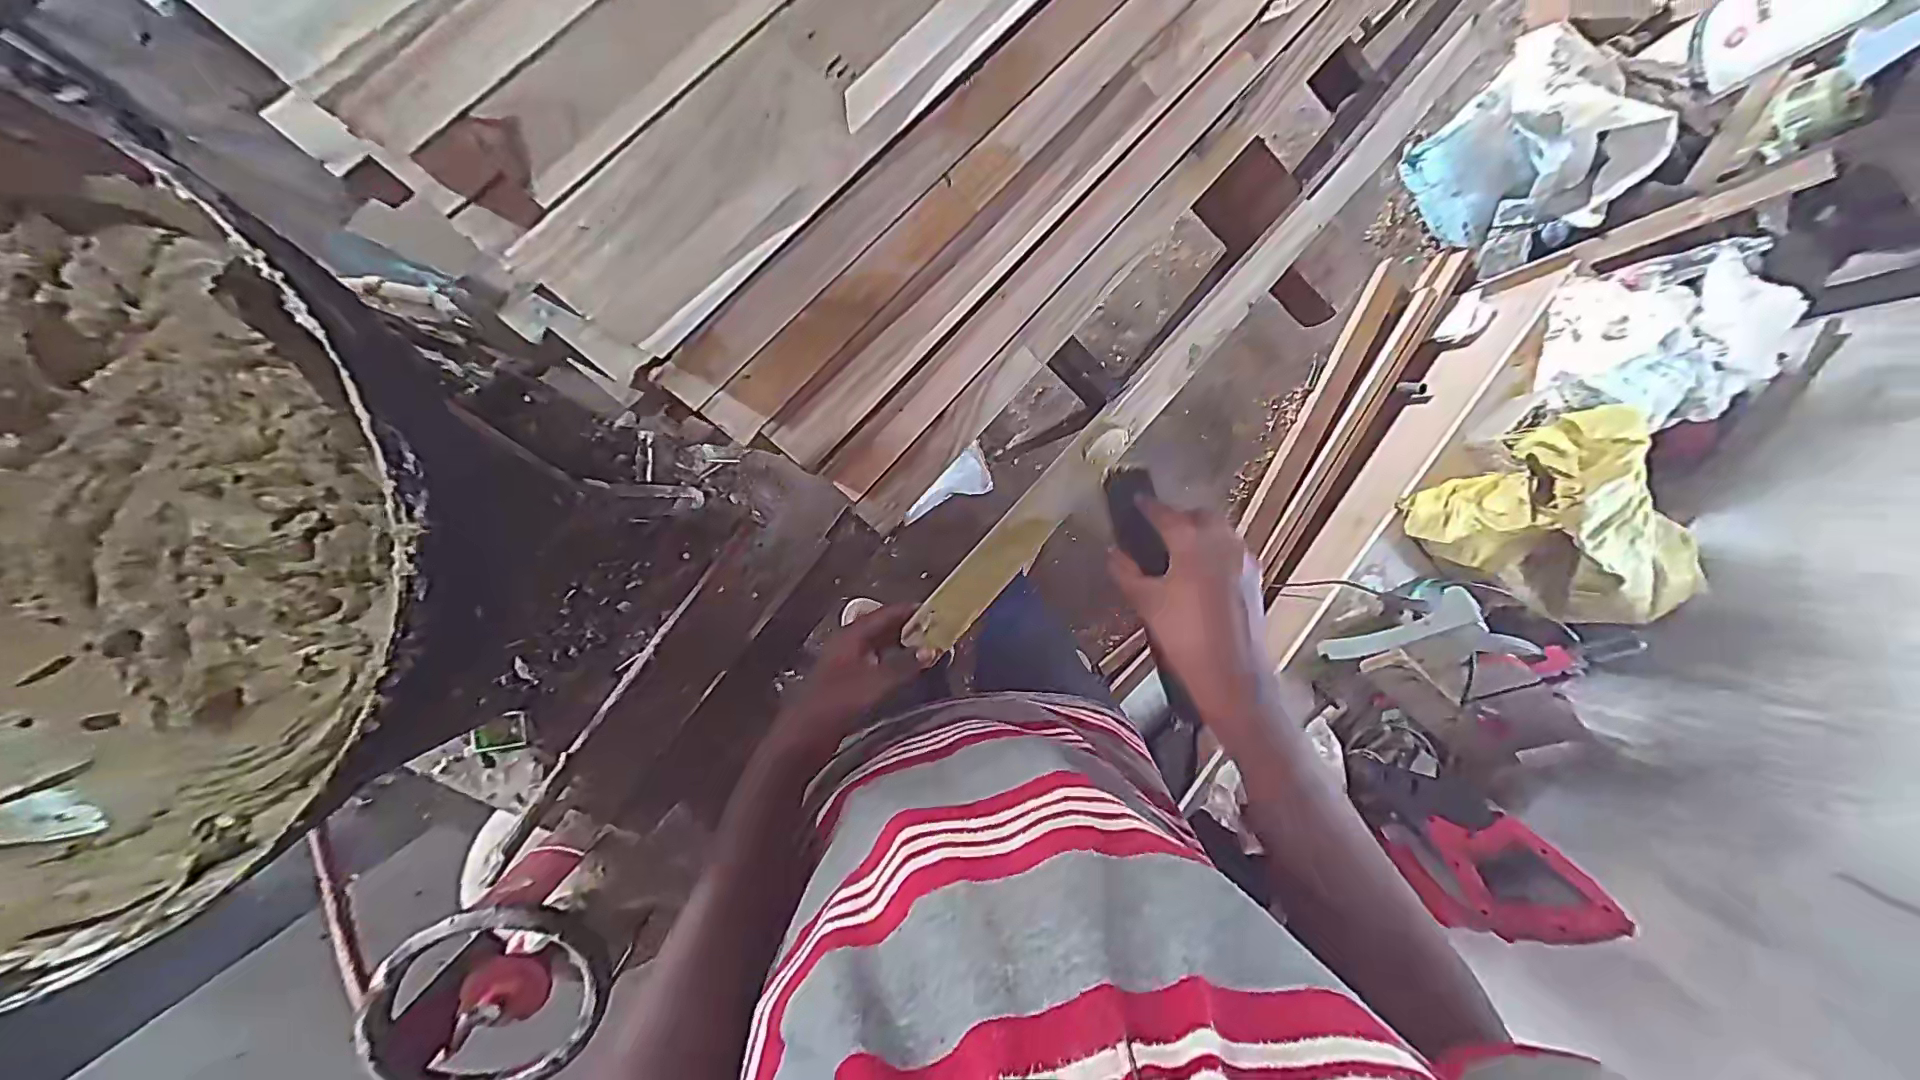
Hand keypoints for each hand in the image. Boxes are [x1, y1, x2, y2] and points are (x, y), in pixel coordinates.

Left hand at [767, 603, 933, 761]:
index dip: (910, 611)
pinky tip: (907, 673)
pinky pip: (875, 664)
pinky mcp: (846, 682)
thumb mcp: (877, 682)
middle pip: (882, 628)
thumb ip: (905, 665)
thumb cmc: (838, 703)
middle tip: (937, 632)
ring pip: (879, 647)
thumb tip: (932, 650)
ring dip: (902, 647)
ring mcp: (845, 663)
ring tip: (928, 650)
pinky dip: (892, 663)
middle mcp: (848, 644)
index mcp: (852, 636)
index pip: (885, 614)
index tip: (936, 611)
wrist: (804, 736)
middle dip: (909, 629)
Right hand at [1107, 497, 1273, 722]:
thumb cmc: (1184, 635)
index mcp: (1193, 541)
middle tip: (1158, 528)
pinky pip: (1231, 552)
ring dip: (1200, 533)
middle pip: (1200, 516)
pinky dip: (1214, 552)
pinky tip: (1200, 573)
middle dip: (1179, 517)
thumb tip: (1113, 553)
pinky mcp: (1254, 579)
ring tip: (1178, 550)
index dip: (1147, 507)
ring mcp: (1243, 559)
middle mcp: (1223, 541)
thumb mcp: (1146, 602)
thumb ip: (1126, 572)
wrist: (1232, 675)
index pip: (1165, 514)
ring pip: (1220, 532)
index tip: (1136, 502)